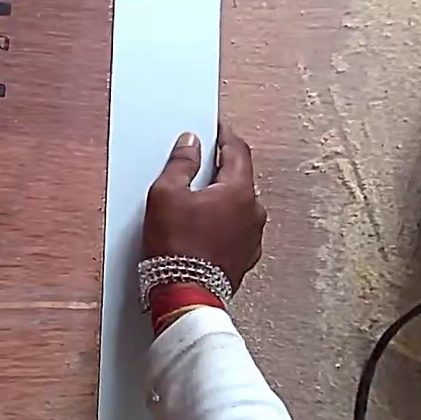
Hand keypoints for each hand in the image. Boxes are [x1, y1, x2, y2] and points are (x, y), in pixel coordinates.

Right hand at [142, 123, 265, 289]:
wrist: (184, 293)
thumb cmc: (176, 246)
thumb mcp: (166, 194)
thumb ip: (181, 163)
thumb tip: (190, 143)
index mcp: (239, 191)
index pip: (237, 150)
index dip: (224, 134)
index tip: (216, 126)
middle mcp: (253, 211)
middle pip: (238, 177)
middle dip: (219, 167)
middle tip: (197, 163)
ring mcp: (252, 236)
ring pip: (237, 204)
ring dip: (219, 196)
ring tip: (192, 201)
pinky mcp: (245, 255)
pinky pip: (234, 226)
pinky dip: (220, 220)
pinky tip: (199, 226)